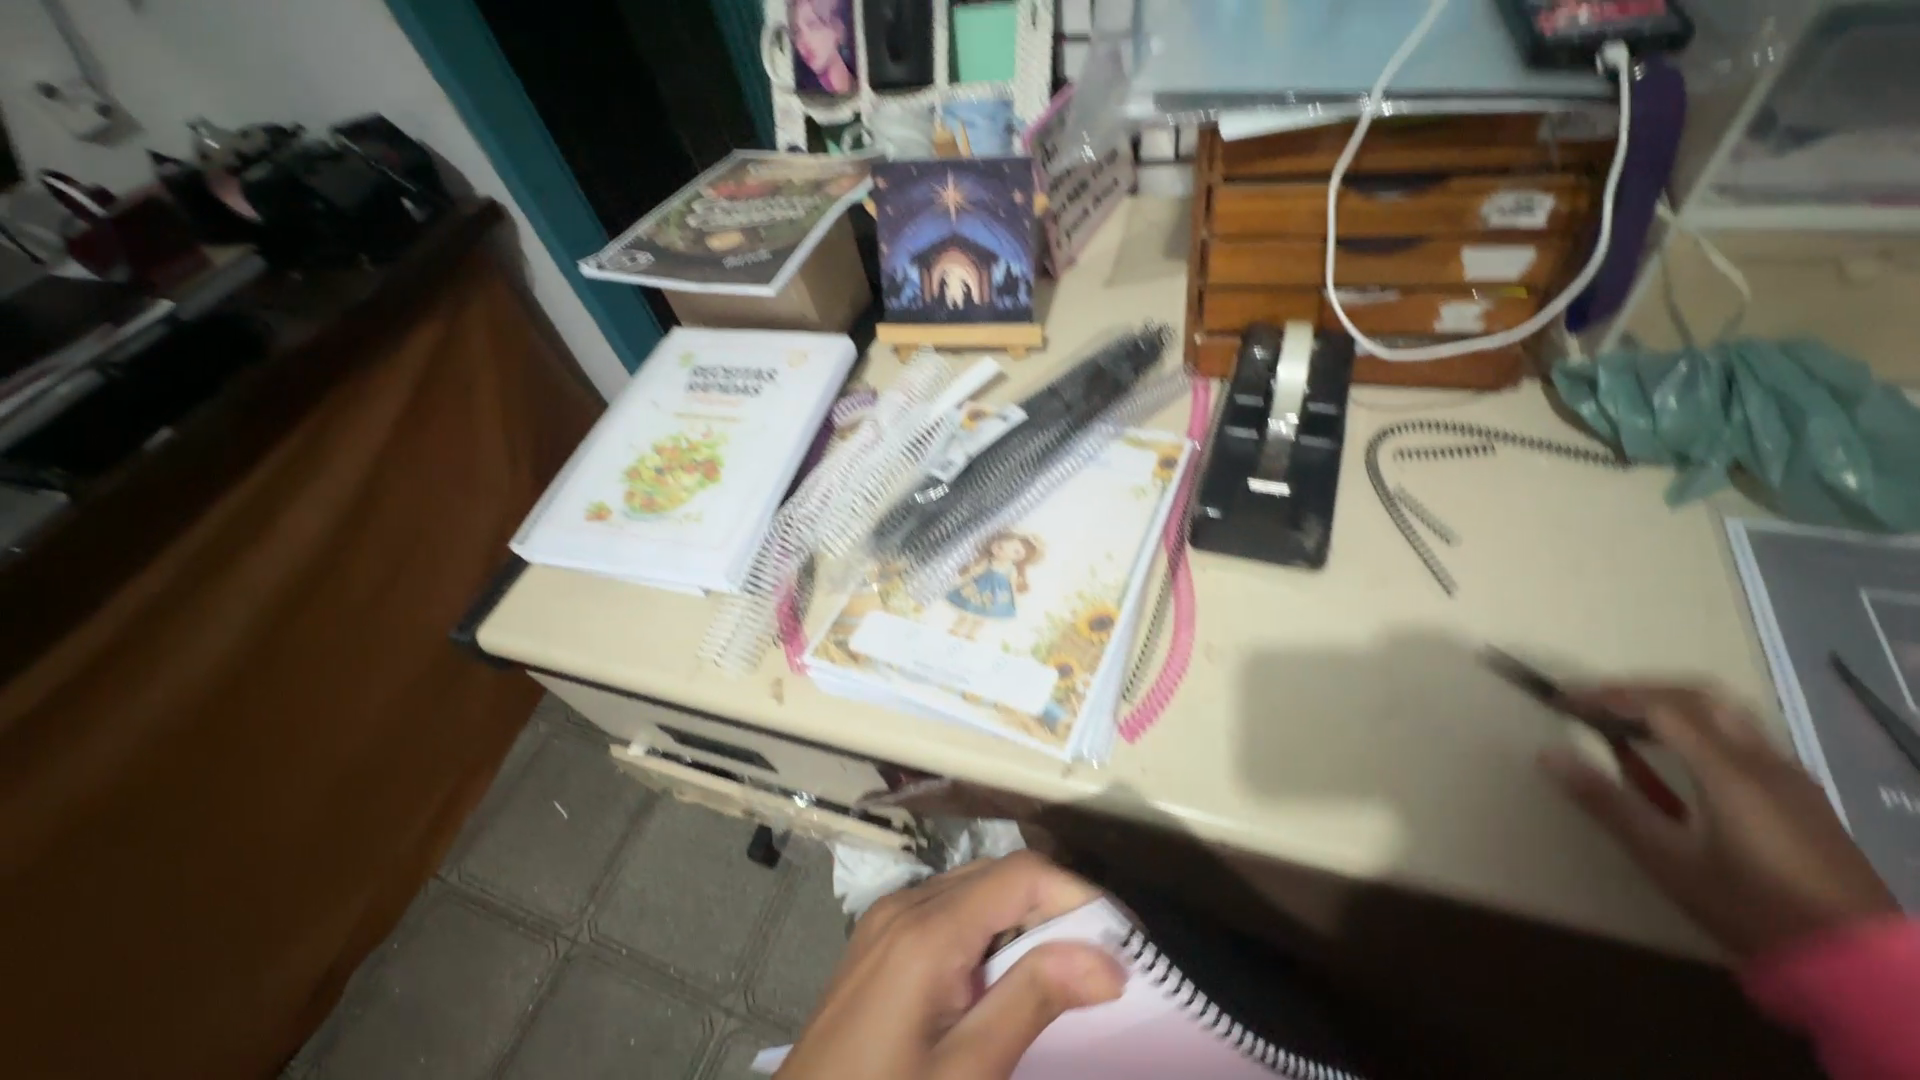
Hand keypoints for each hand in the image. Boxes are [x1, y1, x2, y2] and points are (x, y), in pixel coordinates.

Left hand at [777, 851, 1125, 1079]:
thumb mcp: (967, 1068)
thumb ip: (1033, 1000)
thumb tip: (1108, 959)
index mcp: (927, 928)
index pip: (1022, 874)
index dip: (1080, 895)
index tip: (1126, 942)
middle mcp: (905, 904)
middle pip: (1000, 876)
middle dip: (1058, 908)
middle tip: (1105, 963)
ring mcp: (887, 918)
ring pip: (976, 890)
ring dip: (1026, 919)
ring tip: (1066, 973)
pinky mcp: (880, 939)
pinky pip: (949, 911)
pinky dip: (990, 930)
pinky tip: (1006, 976)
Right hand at [1539, 685, 1898, 960]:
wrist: (1855, 960)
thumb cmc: (1749, 907)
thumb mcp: (1666, 859)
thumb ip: (1608, 803)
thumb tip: (1549, 754)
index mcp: (1728, 770)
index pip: (1660, 707)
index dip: (1607, 696)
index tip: (1563, 700)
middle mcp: (1763, 760)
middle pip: (1699, 697)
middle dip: (1643, 691)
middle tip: (1598, 703)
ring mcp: (1791, 777)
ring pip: (1729, 714)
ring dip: (1675, 706)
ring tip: (1634, 725)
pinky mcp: (1802, 796)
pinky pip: (1746, 738)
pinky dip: (1703, 729)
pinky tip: (1684, 761)